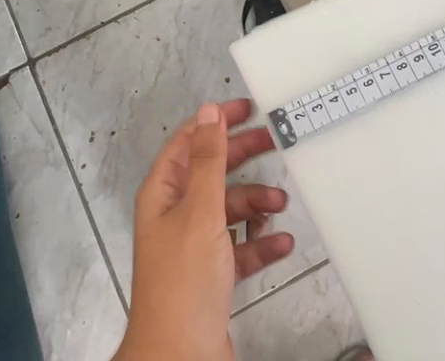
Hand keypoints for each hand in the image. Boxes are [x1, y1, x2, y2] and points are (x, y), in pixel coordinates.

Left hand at [113, 99, 294, 360]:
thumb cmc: (183, 283)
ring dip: (256, 203)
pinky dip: (260, 243)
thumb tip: (208, 112)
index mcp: (163, 193)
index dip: (215, 122)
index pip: (189, 142)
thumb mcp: (200, 211)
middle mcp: (175, 214)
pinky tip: (281, 242)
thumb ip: (208, 160)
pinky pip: (240, 248)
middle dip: (243, 157)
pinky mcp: (212, 274)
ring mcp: (193, 245)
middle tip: (274, 141)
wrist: (181, 355)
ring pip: (229, 210)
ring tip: (280, 202)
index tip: (245, 109)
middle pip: (212, 172)